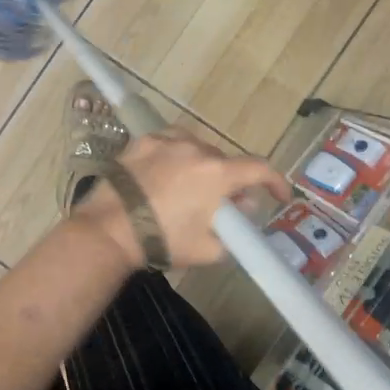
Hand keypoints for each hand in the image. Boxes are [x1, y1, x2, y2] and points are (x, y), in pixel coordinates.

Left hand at [73, 129, 291, 268]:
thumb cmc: (163, 240)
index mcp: (217, 173)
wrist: (111, 228)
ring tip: (195, 185)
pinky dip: (175, 153)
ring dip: (203, 163)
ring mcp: (165, 141)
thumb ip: (233, 233)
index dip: (275, 182)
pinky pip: (168, 141)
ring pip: (196, 146)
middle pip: (224, 159)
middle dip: (231, 180)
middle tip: (225, 202)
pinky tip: (169, 170)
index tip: (279, 195)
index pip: (259, 168)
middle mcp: (194, 148)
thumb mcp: (208, 249)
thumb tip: (239, 212)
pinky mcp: (140, 141)